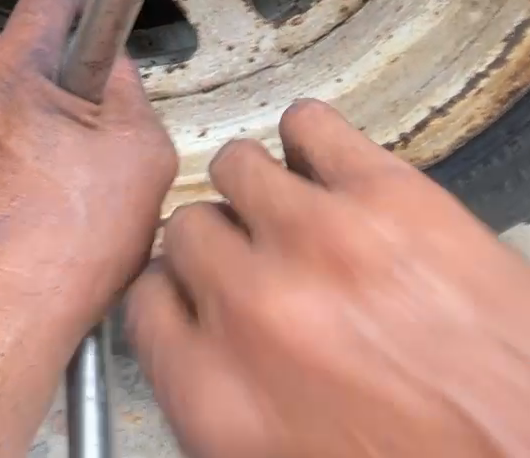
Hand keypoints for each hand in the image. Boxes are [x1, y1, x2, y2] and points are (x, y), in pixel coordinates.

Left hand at [0, 0, 175, 457]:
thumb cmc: (64, 245)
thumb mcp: (139, 151)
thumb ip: (130, 91)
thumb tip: (114, 71)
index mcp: (13, 77)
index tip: (107, 16)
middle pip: (37, 57)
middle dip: (82, 80)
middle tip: (114, 124)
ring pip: (26, 107)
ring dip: (62, 127)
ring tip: (91, 181)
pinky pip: (9, 149)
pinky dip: (41, 162)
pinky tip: (65, 210)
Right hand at [126, 99, 529, 457]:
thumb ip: (221, 407)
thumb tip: (199, 340)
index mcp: (216, 400)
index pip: (146, 304)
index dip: (178, 298)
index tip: (206, 298)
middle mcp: (248, 307)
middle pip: (186, 230)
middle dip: (222, 250)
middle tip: (269, 269)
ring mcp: (315, 238)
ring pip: (234, 166)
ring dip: (259, 193)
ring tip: (302, 216)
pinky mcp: (384, 191)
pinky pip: (307, 123)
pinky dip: (310, 140)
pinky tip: (333, 171)